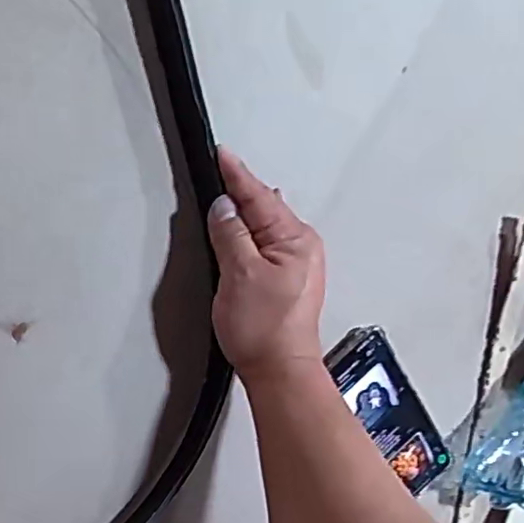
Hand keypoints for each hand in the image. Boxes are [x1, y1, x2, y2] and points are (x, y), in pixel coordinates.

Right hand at [207, 147, 326, 379]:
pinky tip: (242, 239)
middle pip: (265, 209)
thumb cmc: (263, 329)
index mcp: (294, 239)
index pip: (258, 197)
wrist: (278, 367)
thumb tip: (223, 209)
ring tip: (230, 200)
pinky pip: (266, 247)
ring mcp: (295, 266)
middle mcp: (301, 248)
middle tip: (224, 171)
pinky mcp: (285, 284)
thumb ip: (230, 237)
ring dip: (246, 215)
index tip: (223, 155)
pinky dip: (250, 238)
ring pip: (266, 229)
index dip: (237, 176)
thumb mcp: (239, 275)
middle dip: (243, 192)